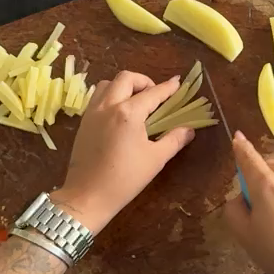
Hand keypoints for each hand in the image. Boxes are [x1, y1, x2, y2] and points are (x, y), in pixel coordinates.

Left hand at [52, 72, 195, 233]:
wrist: (88, 195)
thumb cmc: (125, 179)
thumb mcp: (155, 159)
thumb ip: (174, 140)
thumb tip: (189, 129)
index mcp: (129, 113)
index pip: (153, 93)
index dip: (168, 87)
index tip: (178, 83)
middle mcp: (109, 106)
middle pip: (126, 78)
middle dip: (144, 81)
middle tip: (155, 95)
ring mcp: (93, 112)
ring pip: (108, 84)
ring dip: (124, 86)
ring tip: (135, 101)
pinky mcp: (83, 122)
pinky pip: (97, 97)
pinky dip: (110, 96)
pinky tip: (118, 113)